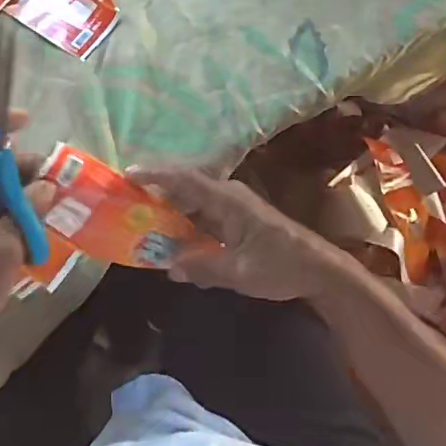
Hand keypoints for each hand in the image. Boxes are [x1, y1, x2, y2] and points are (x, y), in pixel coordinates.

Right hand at [127, 167, 343, 301]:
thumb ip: (203, 267)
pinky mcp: (237, 219)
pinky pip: (203, 214)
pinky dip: (184, 221)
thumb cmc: (281, 266)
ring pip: (193, 201)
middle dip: (156, 191)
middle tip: (126, 199)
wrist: (320, 269)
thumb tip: (170, 267)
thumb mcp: (239, 272)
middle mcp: (228, 196)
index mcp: (228, 200)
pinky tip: (170, 236)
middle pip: (185, 187)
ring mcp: (233, 206)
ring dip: (169, 208)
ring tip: (140, 217)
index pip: (185, 179)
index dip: (156, 174)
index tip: (128, 174)